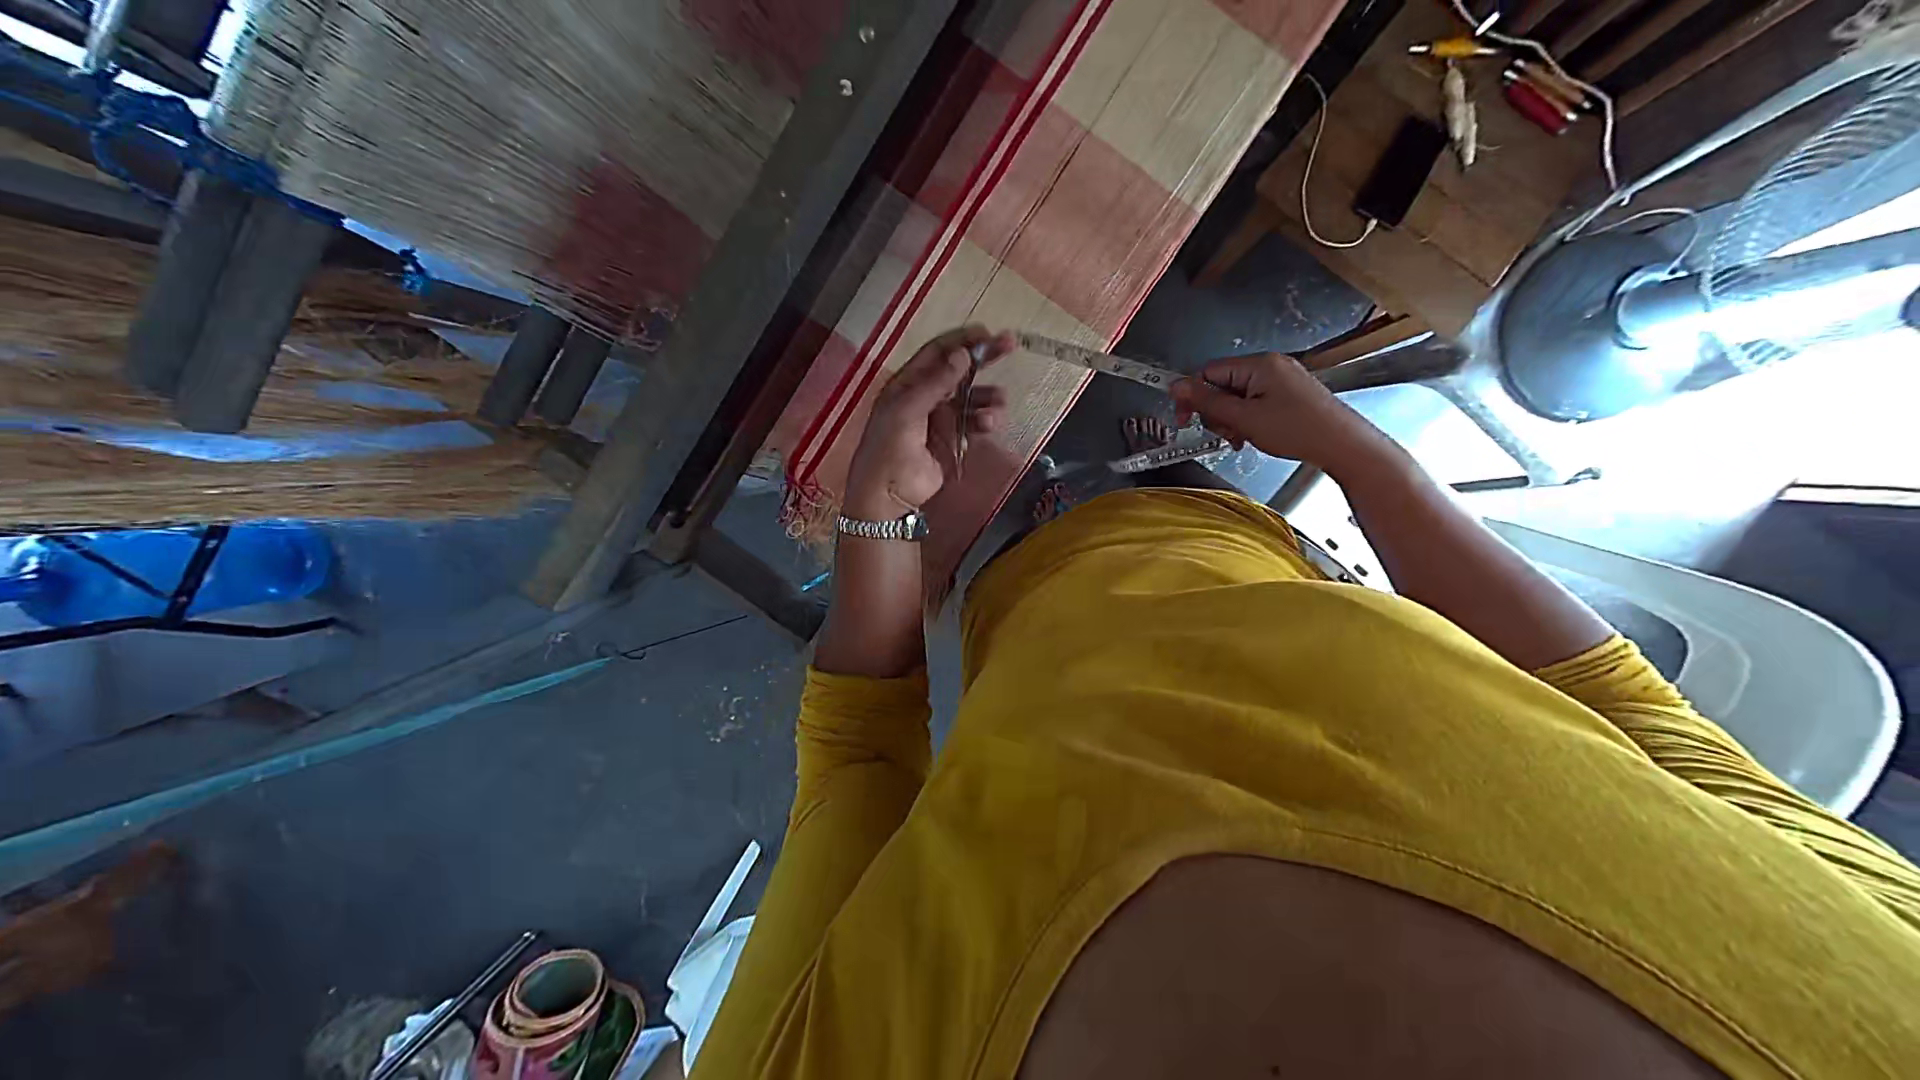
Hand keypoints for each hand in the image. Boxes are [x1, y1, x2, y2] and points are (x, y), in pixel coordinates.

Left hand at [844, 326, 1012, 519]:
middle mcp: (925, 396)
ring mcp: (940, 418)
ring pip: (970, 398)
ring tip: (999, 401)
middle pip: (958, 370)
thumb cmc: (889, 449)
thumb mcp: (907, 411)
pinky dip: (983, 420)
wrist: (887, 495)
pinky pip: (973, 422)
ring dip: (986, 396)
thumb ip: (936, 383)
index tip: (987, 332)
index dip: (961, 340)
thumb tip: (962, 354)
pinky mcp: (951, 440)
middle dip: (983, 358)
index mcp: (907, 383)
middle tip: (1009, 345)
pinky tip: (989, 423)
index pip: (937, 352)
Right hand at [1170, 352, 1386, 470]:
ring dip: (1231, 419)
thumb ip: (1206, 401)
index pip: (1209, 372)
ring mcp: (1281, 379)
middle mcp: (1270, 366)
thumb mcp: (1243, 418)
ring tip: (1241, 438)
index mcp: (1258, 364)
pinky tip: (1251, 436)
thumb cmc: (1297, 430)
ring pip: (1237, 396)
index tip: (1184, 419)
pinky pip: (1255, 402)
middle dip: (1216, 411)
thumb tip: (1176, 386)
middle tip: (1224, 432)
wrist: (1342, 444)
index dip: (1193, 396)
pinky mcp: (1289, 394)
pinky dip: (1247, 420)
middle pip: (1222, 384)